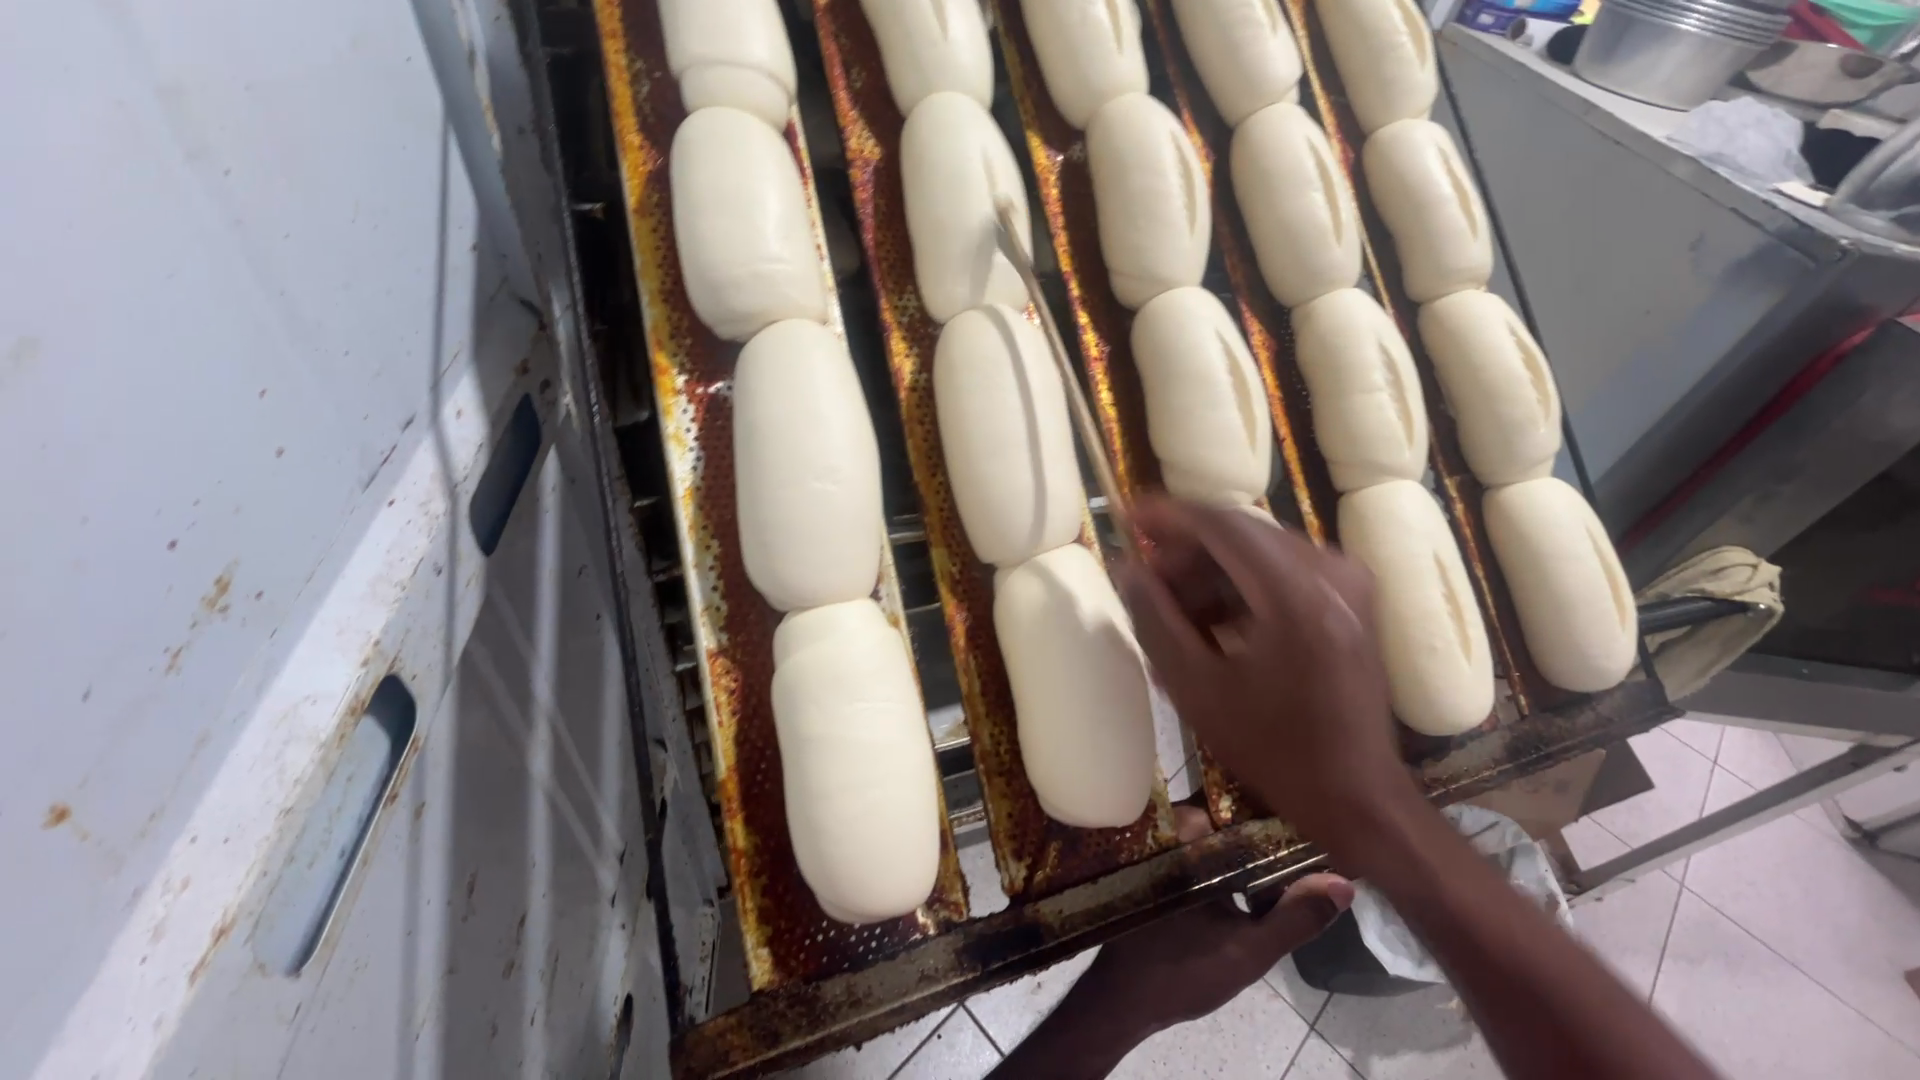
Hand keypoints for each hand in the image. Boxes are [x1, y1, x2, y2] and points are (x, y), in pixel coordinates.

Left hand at [1082, 807, 1352, 1033]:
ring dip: (1249, 854)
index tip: (1316, 836)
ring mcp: (1158, 844)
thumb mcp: (1249, 950)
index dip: (1282, 821)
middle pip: (1231, 819)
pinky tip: (1251, 886)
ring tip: (1289, 873)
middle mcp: (1169, 829)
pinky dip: (1226, 862)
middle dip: (1268, 839)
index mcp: (1186, 837)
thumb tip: (1342, 883)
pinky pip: (1200, 849)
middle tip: (1309, 860)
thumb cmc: (1181, 972)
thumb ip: (1297, 916)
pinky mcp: (1155, 863)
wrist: (1122, 1000)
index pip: (1242, 808)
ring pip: (1218, 836)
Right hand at [1114, 497, 1420, 866]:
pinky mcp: (1352, 601)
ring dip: (1212, 570)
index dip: (1169, 516)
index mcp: (1295, 594)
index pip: (1222, 525)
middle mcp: (1330, 574)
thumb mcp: (1196, 686)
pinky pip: (1283, 571)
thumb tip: (1127, 568)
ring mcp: (1347, 585)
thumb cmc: (1271, 748)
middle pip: (1242, 533)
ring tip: (1173, 609)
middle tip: (1145, 578)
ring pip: (1260, 551)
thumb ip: (1155, 619)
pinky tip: (1211, 621)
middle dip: (1187, 550)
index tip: (1127, 515)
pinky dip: (1242, 585)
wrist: (1354, 792)